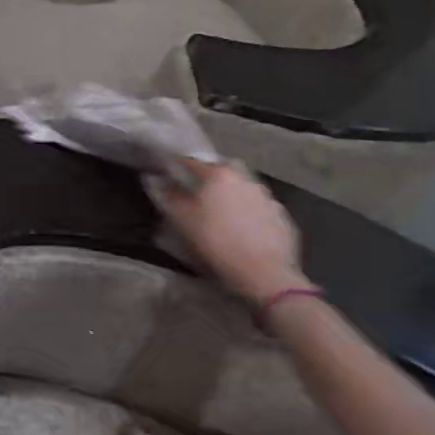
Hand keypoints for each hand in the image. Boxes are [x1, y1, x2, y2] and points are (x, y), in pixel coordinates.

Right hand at [152, 159, 312, 308]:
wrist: (262, 272)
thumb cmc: (214, 241)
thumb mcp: (180, 219)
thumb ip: (166, 195)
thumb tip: (152, 178)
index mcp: (219, 176)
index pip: (192, 162)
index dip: (176, 165)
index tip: (166, 172)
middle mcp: (246, 180)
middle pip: (225, 167)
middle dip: (211, 172)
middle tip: (197, 187)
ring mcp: (268, 198)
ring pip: (245, 185)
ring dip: (231, 191)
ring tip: (219, 209)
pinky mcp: (281, 216)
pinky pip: (259, 205)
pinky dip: (248, 208)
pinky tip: (240, 225)